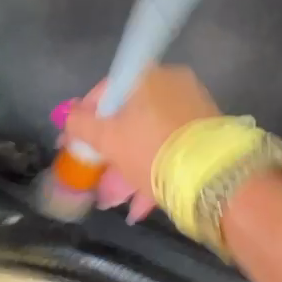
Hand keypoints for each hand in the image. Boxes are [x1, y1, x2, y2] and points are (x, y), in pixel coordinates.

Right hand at [60, 65, 220, 221]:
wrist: (214, 176)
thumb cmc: (152, 149)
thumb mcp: (107, 139)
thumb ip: (80, 125)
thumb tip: (67, 116)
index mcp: (147, 76)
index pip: (105, 90)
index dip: (85, 118)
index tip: (75, 143)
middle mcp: (172, 84)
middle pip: (129, 117)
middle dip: (109, 151)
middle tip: (95, 176)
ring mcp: (192, 108)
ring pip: (150, 136)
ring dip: (129, 167)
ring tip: (114, 199)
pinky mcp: (207, 133)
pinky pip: (170, 148)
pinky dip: (153, 170)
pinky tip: (140, 205)